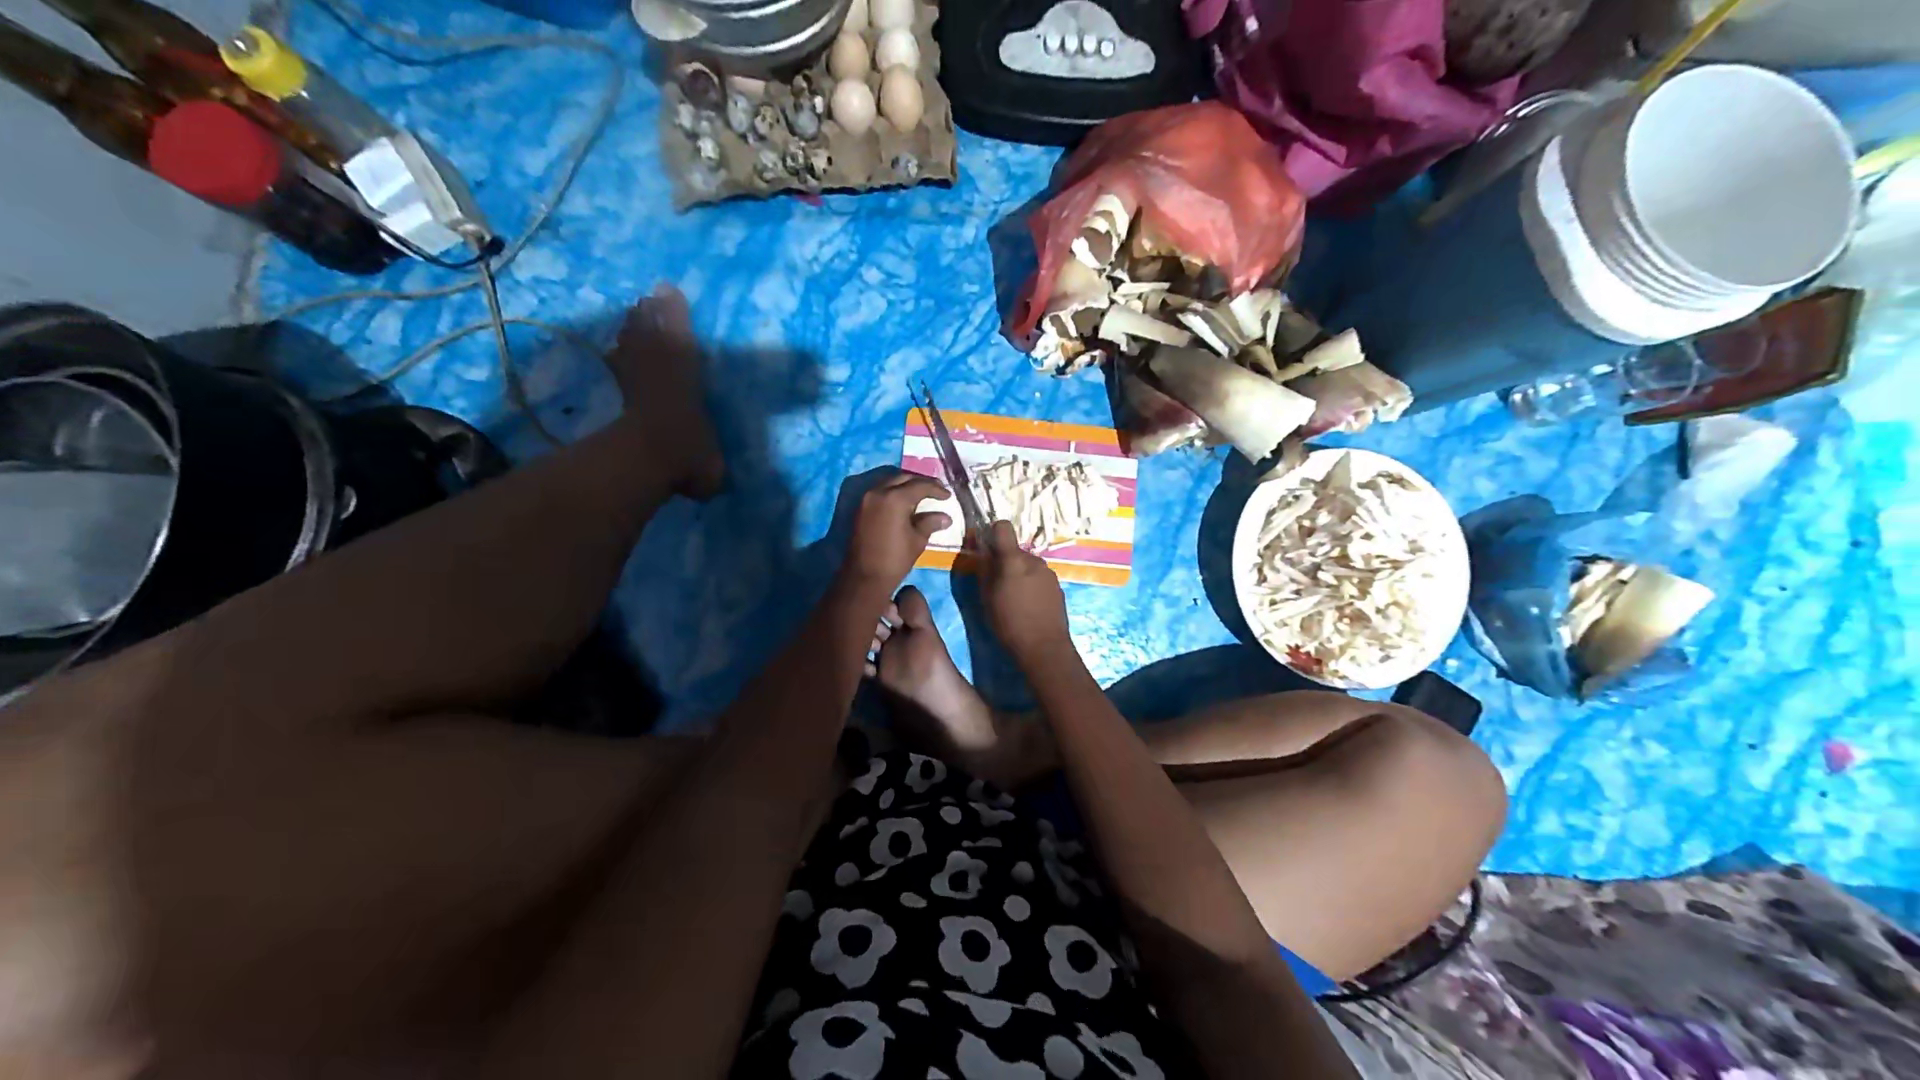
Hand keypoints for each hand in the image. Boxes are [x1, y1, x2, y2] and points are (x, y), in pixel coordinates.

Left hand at [844, 472, 950, 589]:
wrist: (865, 577)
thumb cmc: (895, 559)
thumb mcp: (917, 540)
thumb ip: (930, 523)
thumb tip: (945, 517)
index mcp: (895, 498)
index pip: (920, 485)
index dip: (936, 489)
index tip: (947, 496)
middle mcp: (878, 492)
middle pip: (903, 477)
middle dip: (921, 482)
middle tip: (936, 491)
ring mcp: (867, 499)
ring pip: (890, 483)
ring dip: (906, 485)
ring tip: (921, 495)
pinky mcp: (861, 508)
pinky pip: (881, 492)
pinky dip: (894, 493)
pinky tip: (905, 503)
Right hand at [981, 520, 1072, 661]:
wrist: (1044, 648)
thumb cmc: (1008, 623)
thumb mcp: (986, 597)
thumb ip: (982, 568)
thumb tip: (978, 546)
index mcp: (1013, 559)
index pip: (1003, 526)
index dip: (993, 533)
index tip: (987, 550)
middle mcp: (1034, 560)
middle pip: (1015, 550)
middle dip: (1005, 561)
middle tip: (996, 585)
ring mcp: (1049, 573)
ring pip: (1027, 564)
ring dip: (1019, 574)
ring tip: (1013, 600)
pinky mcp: (1058, 586)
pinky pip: (1039, 577)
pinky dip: (1031, 585)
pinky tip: (1028, 607)